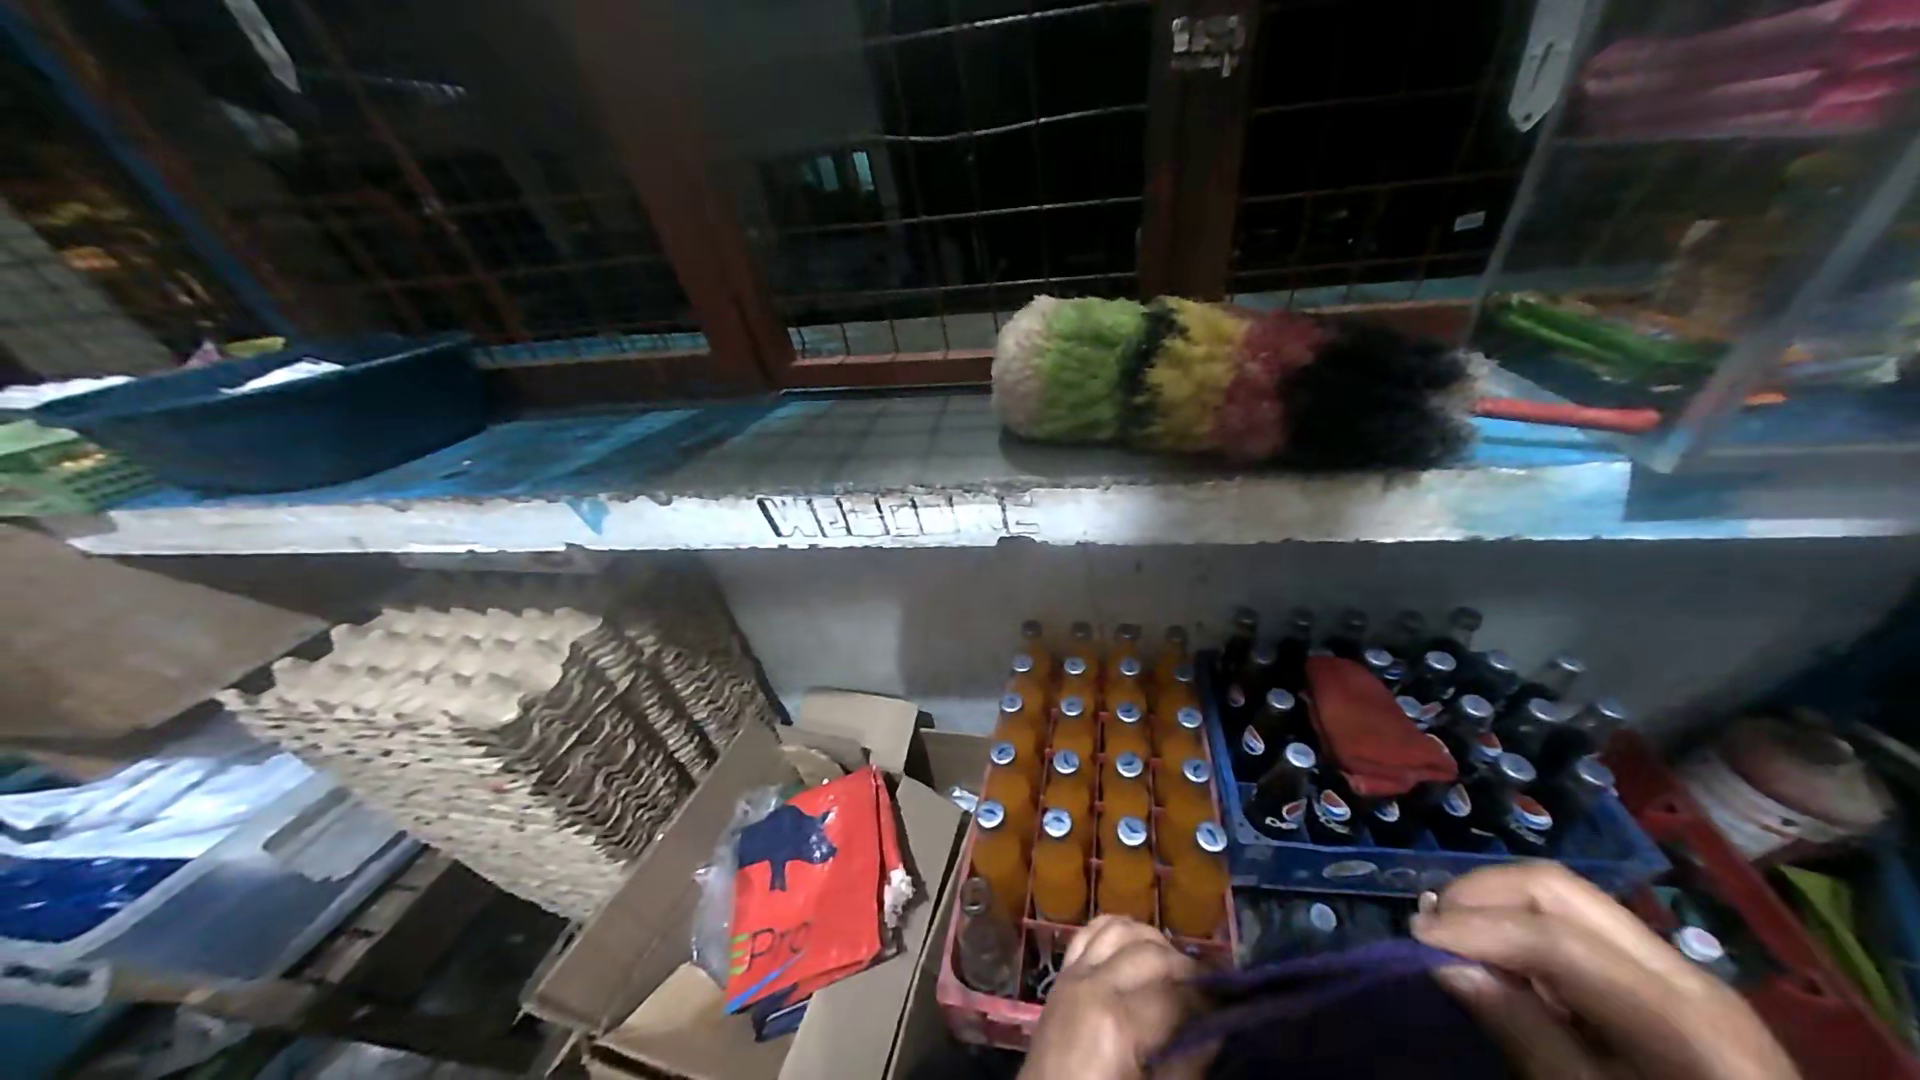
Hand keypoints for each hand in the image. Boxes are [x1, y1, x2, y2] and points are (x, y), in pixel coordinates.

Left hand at [1019, 916, 1205, 1079]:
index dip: (1208, 999)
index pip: (1177, 993)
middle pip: (1151, 953)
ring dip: (1151, 941)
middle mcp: (1095, 984)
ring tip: (1174, 967)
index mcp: (1119, 1022)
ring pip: (1119, 929)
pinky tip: (1133, 945)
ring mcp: (1073, 975)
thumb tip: (1216, 1033)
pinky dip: (1115, 929)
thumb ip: (1186, 1067)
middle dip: (1186, 967)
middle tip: (1209, 990)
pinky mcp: (1061, 976)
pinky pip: (1088, 932)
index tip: (1228, 1008)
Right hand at [1412, 862, 1798, 1079]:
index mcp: (1678, 1020)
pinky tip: (1504, 955)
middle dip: (1479, 894)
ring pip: (1563, 892)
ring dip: (1496, 901)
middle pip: (1555, 888)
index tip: (1414, 938)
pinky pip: (1579, 920)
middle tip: (1433, 927)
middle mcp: (1682, 972)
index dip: (1475, 927)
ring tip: (1457, 934)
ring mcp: (1681, 967)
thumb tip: (1446, 965)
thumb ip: (1526, 1037)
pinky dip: (1523, 920)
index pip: (1555, 938)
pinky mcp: (1670, 975)